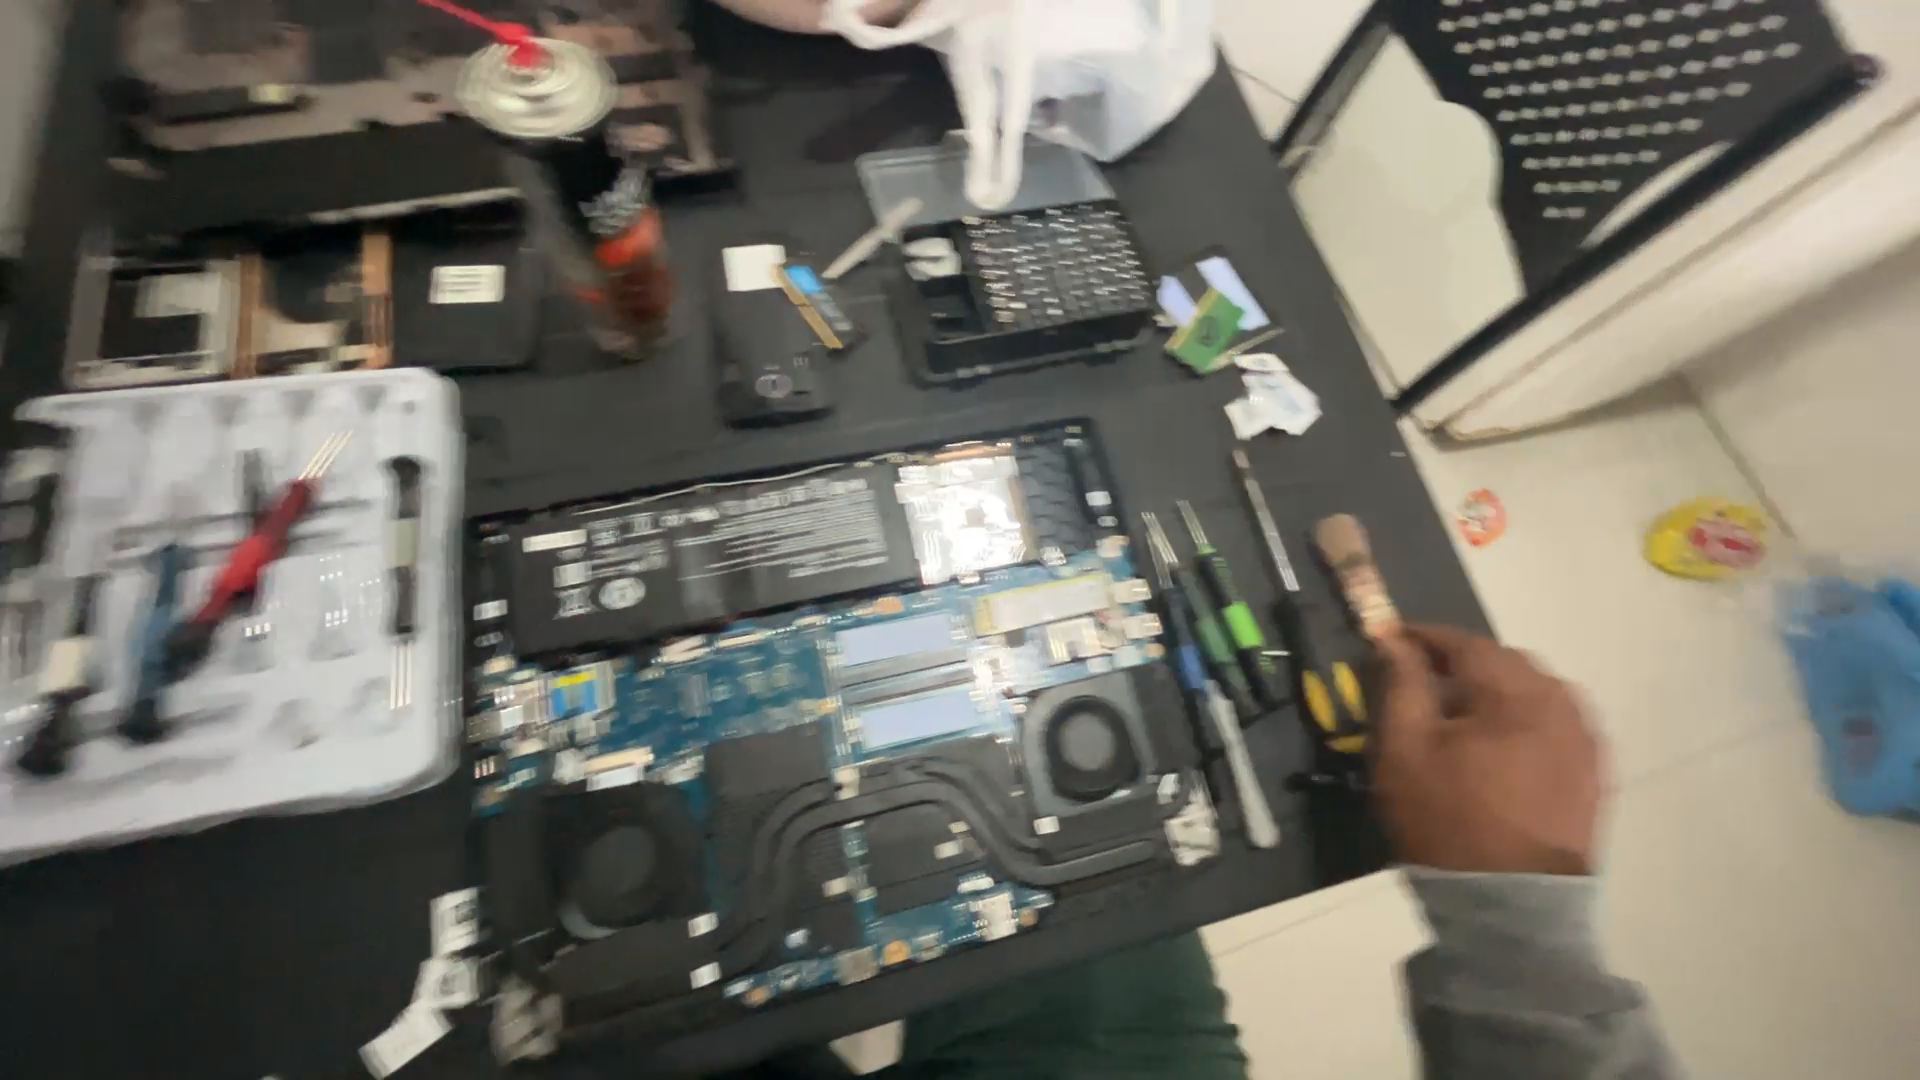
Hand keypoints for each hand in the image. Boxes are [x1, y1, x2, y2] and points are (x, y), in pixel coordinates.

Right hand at [1371, 624, 1604, 875]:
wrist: (1507, 901)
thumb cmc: (1444, 816)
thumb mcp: (1403, 746)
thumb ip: (1401, 684)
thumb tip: (1392, 639)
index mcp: (1515, 696)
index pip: (1466, 644)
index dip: (1423, 636)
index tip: (1389, 637)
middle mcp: (1563, 707)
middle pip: (1506, 660)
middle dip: (1460, 659)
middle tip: (1419, 675)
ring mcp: (1586, 740)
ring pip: (1536, 687)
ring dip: (1495, 684)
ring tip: (1458, 706)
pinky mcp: (1594, 771)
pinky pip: (1557, 718)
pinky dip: (1523, 712)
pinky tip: (1497, 735)